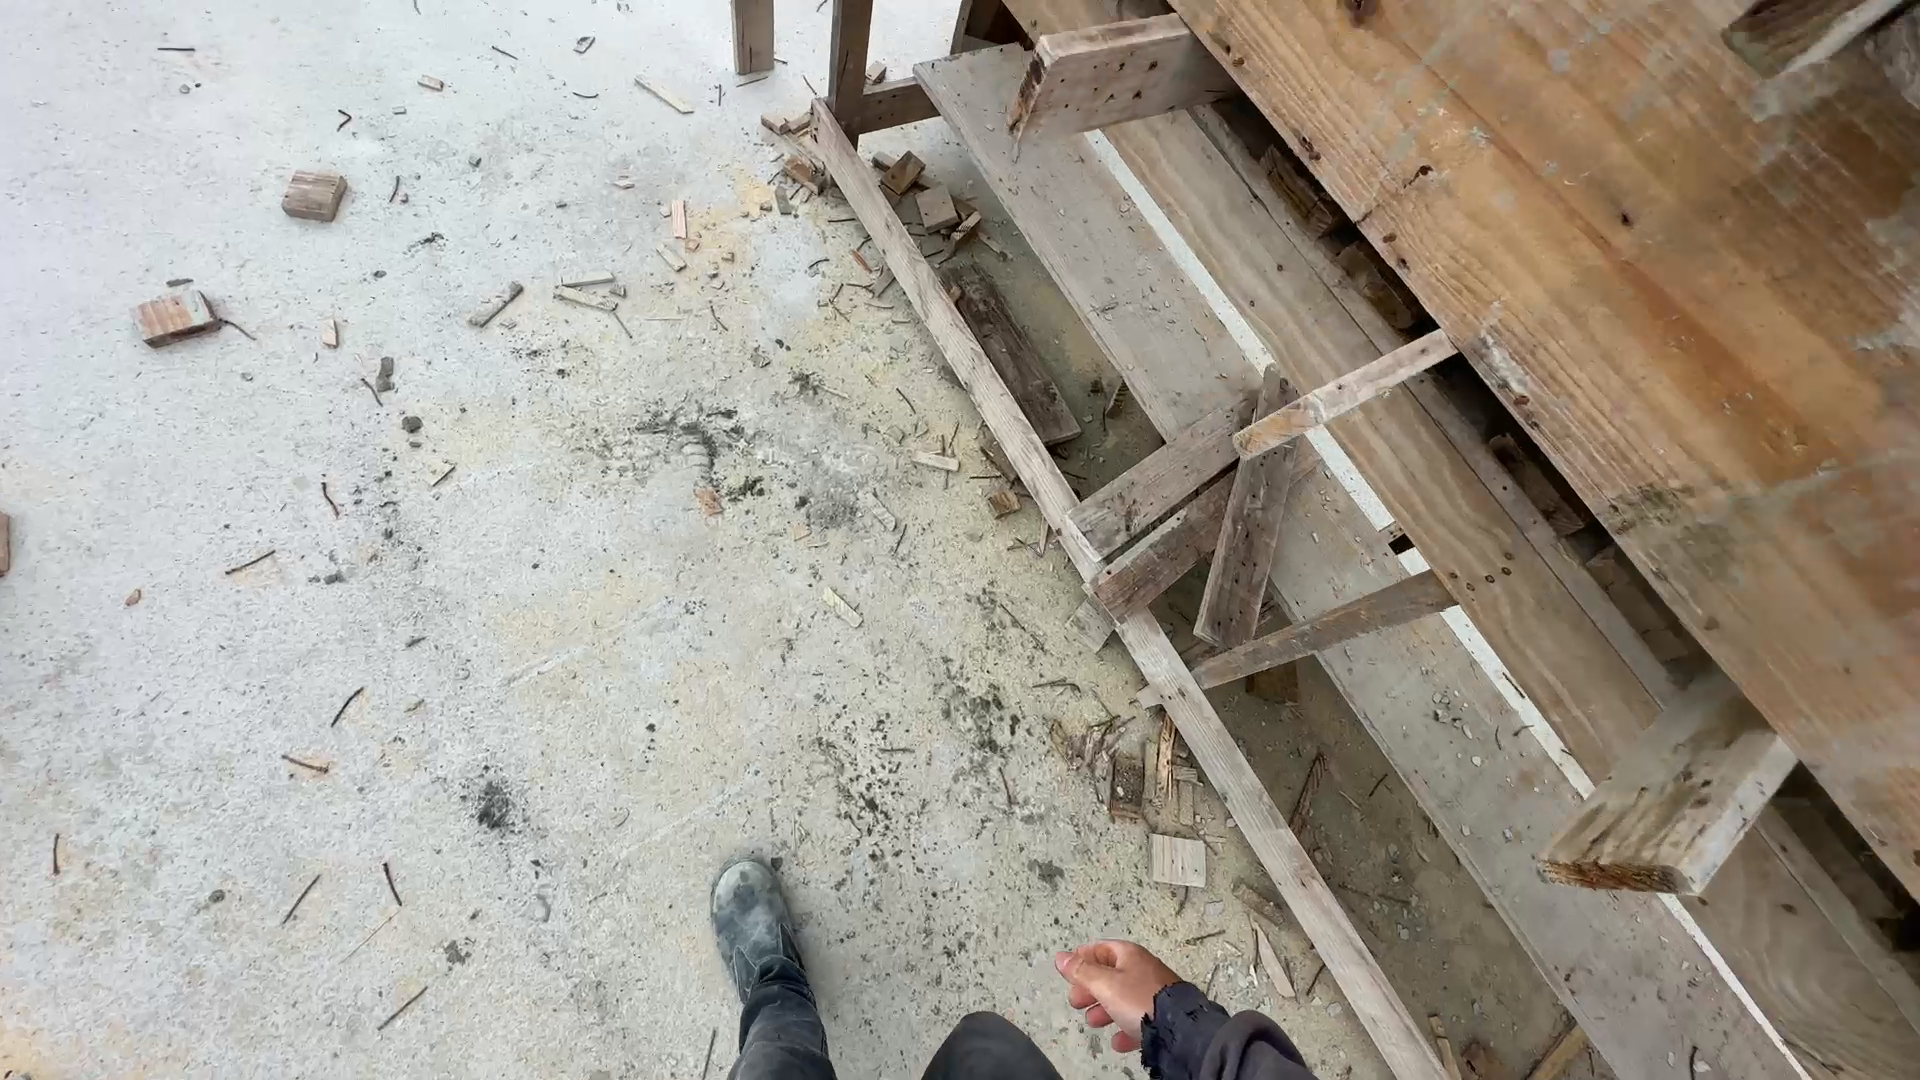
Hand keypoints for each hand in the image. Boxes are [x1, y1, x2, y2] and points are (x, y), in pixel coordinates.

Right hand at [1055, 941, 1182, 1052]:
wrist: (1180, 1029)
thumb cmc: (1138, 999)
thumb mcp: (1105, 984)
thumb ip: (1081, 971)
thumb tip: (1060, 956)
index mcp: (1128, 954)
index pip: (1100, 949)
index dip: (1082, 958)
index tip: (1068, 973)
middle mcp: (1141, 968)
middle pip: (1109, 974)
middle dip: (1090, 987)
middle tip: (1075, 1001)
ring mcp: (1153, 992)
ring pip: (1121, 997)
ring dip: (1103, 1009)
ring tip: (1092, 1022)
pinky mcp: (1161, 1015)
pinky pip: (1137, 1019)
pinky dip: (1123, 1027)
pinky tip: (1117, 1041)